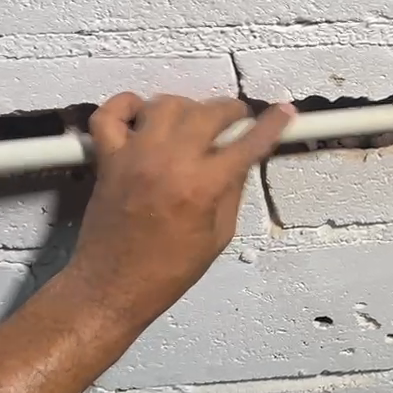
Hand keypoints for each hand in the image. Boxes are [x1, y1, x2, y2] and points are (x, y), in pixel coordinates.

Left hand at [59, 92, 292, 329]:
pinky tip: (143, 115)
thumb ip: (232, 190)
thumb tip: (241, 158)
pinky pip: (110, 113)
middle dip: (232, 110)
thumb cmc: (170, 270)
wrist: (110, 288)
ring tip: (193, 122)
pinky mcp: (107, 158)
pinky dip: (126, 104)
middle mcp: (169, 162)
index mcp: (202, 186)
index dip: (272, 124)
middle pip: (209, 112)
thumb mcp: (219, 235)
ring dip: (188, 107)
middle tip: (238, 119)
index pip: (248, 143)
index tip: (285, 110)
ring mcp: (134, 156)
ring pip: (166, 104)